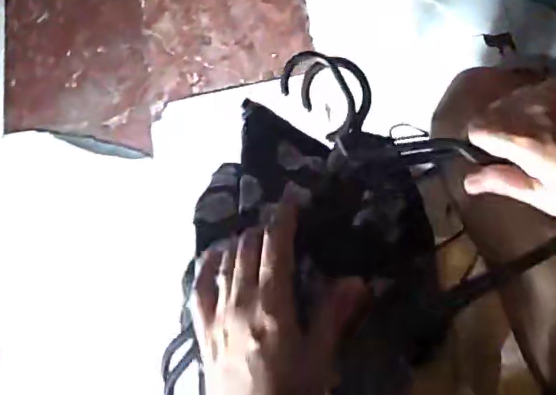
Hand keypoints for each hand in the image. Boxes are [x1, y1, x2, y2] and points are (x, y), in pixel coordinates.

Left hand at [192, 193, 367, 394]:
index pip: (276, 246)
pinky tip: (215, 254)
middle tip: (280, 220)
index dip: (283, 216)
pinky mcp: (202, 336)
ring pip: (225, 262)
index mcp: (272, 307)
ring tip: (256, 234)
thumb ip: (333, 315)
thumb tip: (357, 278)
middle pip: (248, 247)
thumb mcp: (318, 361)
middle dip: (264, 226)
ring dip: (240, 242)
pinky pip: (198, 291)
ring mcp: (217, 319)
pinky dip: (207, 266)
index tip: (291, 195)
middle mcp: (240, 304)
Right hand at [461, 76, 555, 241]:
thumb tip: (468, 180)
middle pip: (496, 106)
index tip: (498, 159)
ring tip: (549, 139)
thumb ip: (506, 182)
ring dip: (522, 112)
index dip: (482, 144)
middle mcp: (538, 104)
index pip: (478, 126)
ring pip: (521, 93)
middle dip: (499, 126)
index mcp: (526, 138)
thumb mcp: (552, 200)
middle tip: (524, 154)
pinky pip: (547, 87)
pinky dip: (546, 102)